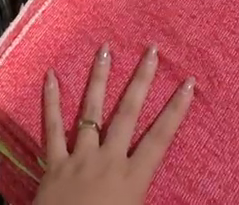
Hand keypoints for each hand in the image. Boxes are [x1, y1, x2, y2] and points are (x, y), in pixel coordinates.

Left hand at [36, 44, 194, 204]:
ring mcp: (80, 157)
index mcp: (132, 178)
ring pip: (91, 110)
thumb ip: (147, 197)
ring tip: (105, 49)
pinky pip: (52, 127)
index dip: (176, 110)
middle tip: (151, 50)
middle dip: (141, 80)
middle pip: (128, 113)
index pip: (160, 138)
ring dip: (99, 78)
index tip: (188, 83)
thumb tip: (182, 197)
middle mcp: (109, 160)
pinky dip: (50, 100)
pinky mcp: (54, 163)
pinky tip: (50, 74)